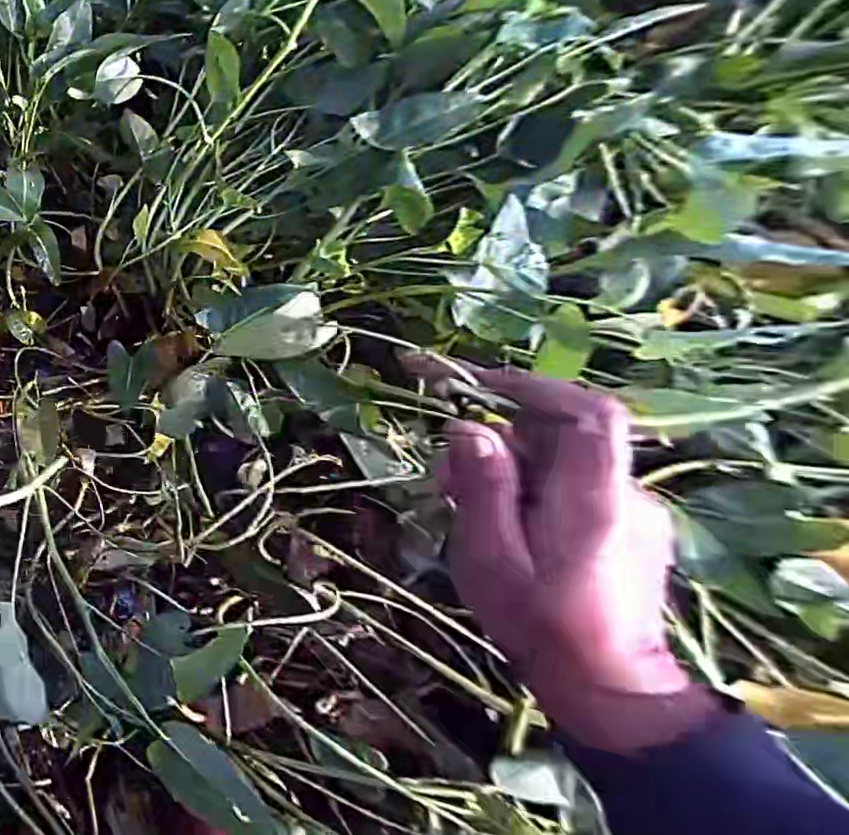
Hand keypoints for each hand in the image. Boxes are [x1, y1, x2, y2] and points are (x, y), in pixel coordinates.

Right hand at [428, 367, 720, 751]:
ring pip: (551, 457)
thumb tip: (466, 426)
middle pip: (555, 435)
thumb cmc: (537, 620)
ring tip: (457, 503)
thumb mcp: (489, 552)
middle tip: (440, 480)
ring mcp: (627, 507)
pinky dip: (517, 483)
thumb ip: (482, 486)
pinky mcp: (618, 521)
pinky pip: (561, 479)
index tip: (468, 381)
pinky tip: (490, 517)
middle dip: (488, 440)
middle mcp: (624, 494)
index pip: (588, 415)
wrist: (607, 685)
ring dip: (496, 465)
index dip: (530, 386)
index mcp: (597, 500)